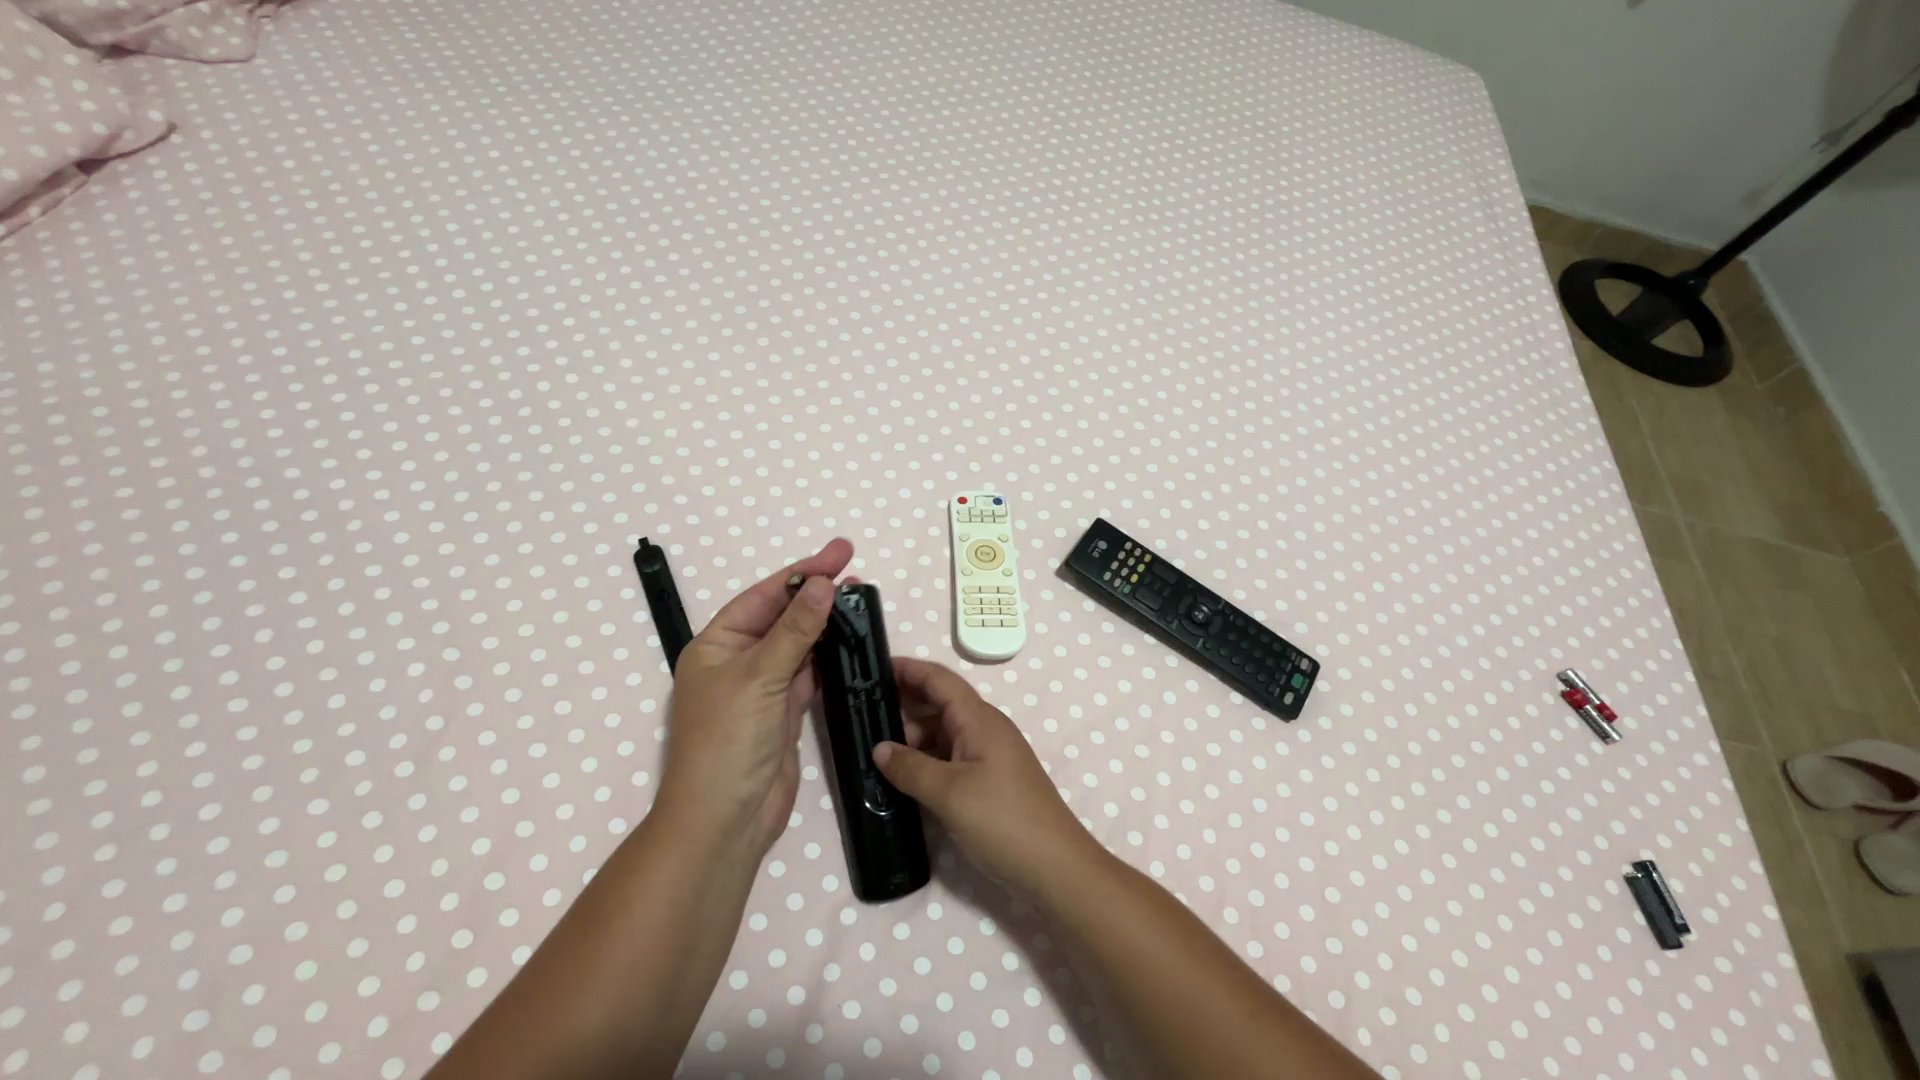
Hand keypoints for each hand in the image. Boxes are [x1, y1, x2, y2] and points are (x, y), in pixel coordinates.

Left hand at [658, 538, 853, 856]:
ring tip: (859, 598)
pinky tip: (849, 640)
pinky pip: (808, 675)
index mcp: (715, 646)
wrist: (725, 818)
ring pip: (797, 646)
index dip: (800, 573)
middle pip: (781, 617)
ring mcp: (761, 689)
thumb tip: (822, 585)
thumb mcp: (758, 677)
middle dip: (815, 593)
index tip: (838, 554)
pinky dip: (828, 657)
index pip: (762, 597)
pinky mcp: (783, 714)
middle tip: (854, 568)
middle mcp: (737, 662)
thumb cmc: (727, 740)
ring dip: (824, 624)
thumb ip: (794, 631)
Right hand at [872, 658, 1096, 892]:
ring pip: (941, 737)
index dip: (908, 669)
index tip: (872, 667)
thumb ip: (910, 767)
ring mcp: (987, 759)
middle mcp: (984, 731)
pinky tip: (899, 780)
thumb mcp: (949, 792)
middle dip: (902, 707)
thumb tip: (879, 749)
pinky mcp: (987, 785)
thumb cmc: (1003, 819)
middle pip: (938, 707)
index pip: (939, 680)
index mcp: (979, 720)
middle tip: (859, 716)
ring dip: (910, 741)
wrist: (1054, 868)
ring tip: (871, 753)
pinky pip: (948, 762)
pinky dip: (924, 765)